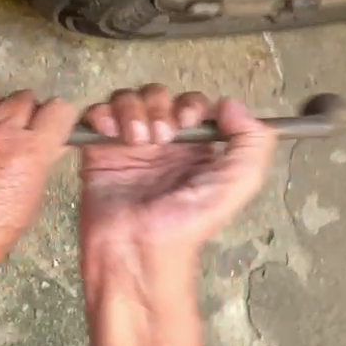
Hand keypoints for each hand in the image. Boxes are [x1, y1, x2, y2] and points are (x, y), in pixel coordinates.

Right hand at [78, 85, 275, 258]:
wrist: (135, 249)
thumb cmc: (185, 225)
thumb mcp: (237, 185)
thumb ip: (251, 143)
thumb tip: (231, 104)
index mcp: (195, 148)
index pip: (192, 104)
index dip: (189, 105)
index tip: (186, 122)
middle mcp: (161, 142)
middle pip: (156, 96)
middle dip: (157, 107)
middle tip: (158, 138)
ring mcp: (126, 145)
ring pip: (124, 100)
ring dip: (129, 110)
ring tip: (134, 139)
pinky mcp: (97, 152)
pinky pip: (93, 117)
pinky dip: (100, 115)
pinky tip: (109, 133)